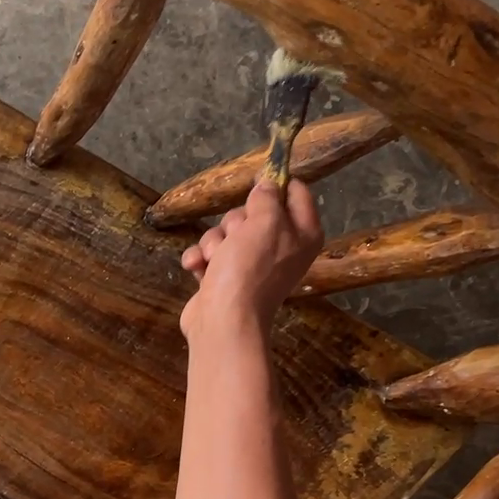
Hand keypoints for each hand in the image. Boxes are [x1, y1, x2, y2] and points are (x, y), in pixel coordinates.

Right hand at [179, 180, 322, 338]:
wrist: (224, 319)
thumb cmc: (250, 269)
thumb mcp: (264, 223)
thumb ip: (266, 198)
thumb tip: (266, 184)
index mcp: (302, 233)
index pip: (295, 193)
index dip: (275, 184)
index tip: (256, 178)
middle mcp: (279, 247)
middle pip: (251, 214)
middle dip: (233, 223)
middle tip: (235, 238)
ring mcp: (249, 264)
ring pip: (224, 234)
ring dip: (213, 244)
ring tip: (214, 260)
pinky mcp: (222, 277)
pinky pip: (207, 255)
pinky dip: (199, 260)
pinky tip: (196, 269)